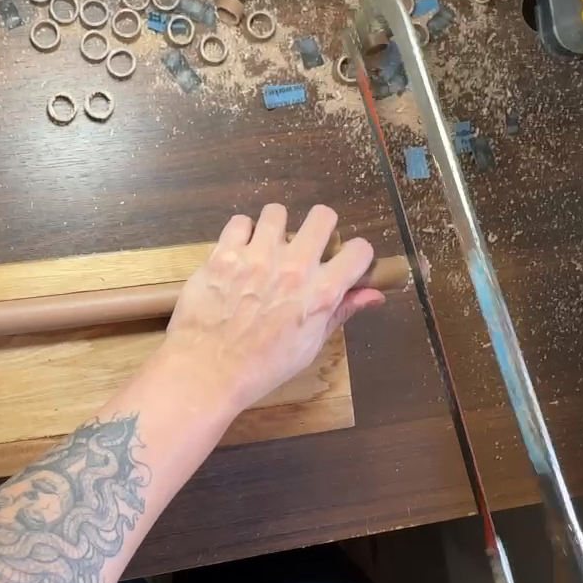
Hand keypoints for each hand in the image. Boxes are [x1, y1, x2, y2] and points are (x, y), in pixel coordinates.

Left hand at [153, 204, 386, 413]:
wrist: (208, 370)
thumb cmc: (262, 366)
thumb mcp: (310, 345)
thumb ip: (340, 312)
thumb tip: (374, 295)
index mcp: (321, 292)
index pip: (359, 250)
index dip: (355, 254)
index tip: (343, 260)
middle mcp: (294, 267)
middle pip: (322, 217)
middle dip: (319, 226)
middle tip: (305, 244)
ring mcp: (257, 257)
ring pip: (276, 211)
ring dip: (274, 227)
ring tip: (266, 246)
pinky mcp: (224, 254)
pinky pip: (239, 222)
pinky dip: (240, 234)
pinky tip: (239, 252)